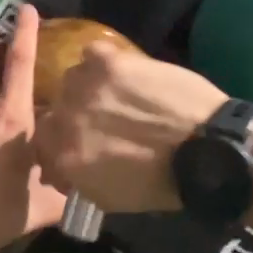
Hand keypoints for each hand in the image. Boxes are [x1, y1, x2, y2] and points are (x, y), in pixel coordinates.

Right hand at [35, 42, 228, 212]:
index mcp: (63, 156)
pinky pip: (92, 54)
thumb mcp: (108, 198)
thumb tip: (62, 169)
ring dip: (87, 88)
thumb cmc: (162, 183)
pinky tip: (122, 72)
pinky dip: (103, 63)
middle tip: (99, 119)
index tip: (76, 142)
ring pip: (72, 79)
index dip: (59, 141)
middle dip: (72, 115)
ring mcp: (85, 86)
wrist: (210, 148)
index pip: (42, 141)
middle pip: (55, 108)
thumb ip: (76, 180)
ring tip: (113, 94)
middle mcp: (65, 118)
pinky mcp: (110, 61)